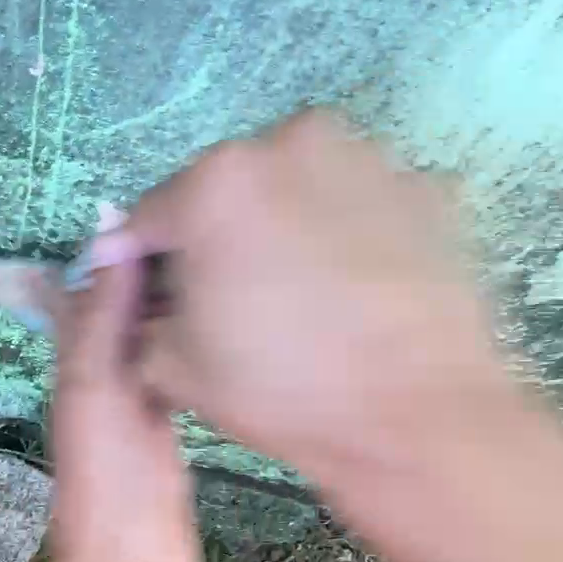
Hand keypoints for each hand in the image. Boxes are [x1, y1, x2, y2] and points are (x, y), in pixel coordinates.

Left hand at [44, 252, 199, 561]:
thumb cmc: (104, 478)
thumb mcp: (96, 388)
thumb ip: (101, 317)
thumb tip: (107, 234)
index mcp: (76, 362)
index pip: (91, 287)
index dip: (118, 247)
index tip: (166, 202)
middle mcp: (101, 375)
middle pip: (124, 308)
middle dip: (155, 268)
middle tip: (212, 224)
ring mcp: (135, 403)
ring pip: (152, 337)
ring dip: (176, 302)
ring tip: (225, 260)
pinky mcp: (165, 429)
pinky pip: (175, 372)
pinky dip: (192, 344)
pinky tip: (227, 325)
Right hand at [127, 109, 523, 492]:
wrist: (413, 416)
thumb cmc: (277, 388)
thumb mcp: (168, 366)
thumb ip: (136, 315)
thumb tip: (144, 299)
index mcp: (216, 183)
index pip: (147, 217)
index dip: (137, 263)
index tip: (145, 297)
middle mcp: (291, 144)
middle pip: (221, 191)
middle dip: (209, 237)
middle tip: (218, 299)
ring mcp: (369, 160)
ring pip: (291, 189)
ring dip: (274, 228)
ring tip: (288, 295)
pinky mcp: (426, 189)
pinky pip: (355, 205)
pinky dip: (339, 235)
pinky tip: (344, 291)